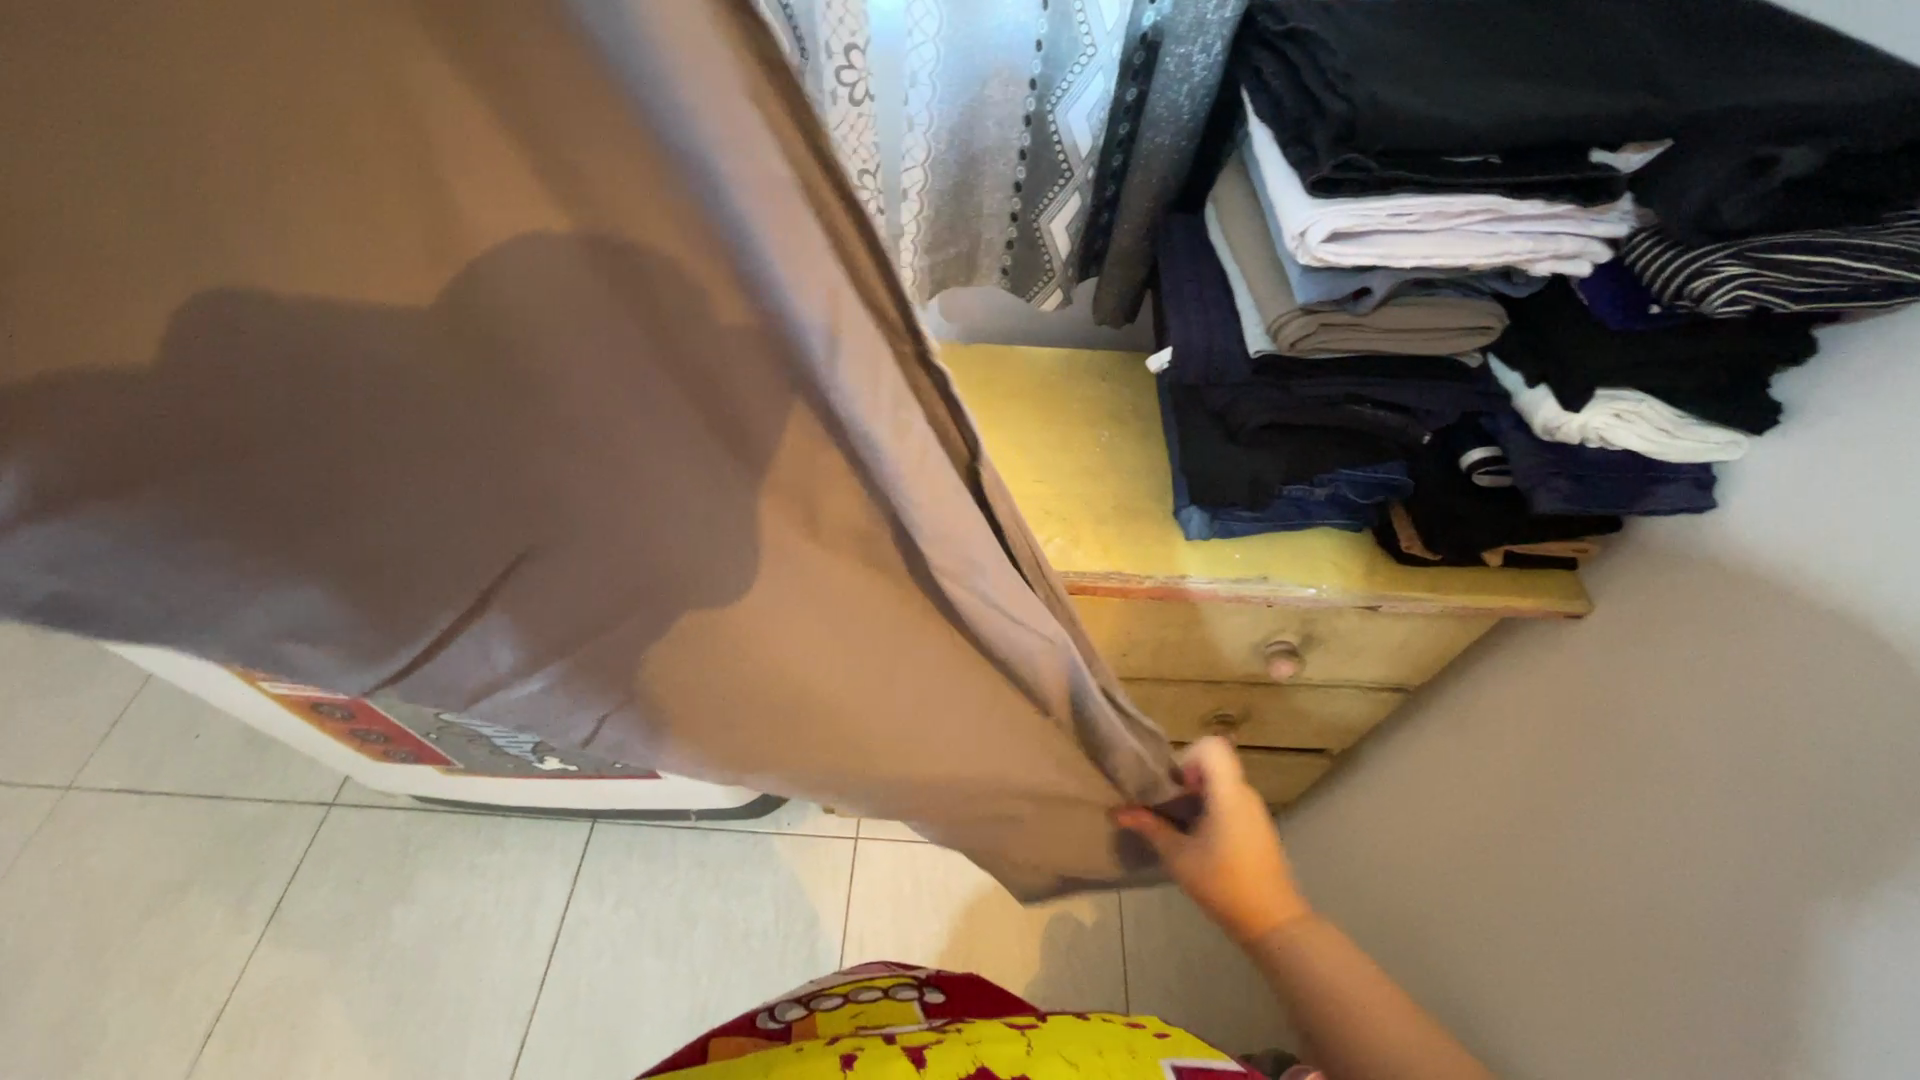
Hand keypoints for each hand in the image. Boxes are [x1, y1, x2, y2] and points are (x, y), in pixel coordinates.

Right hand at [1114, 736, 1313, 944]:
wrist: (1272, 921)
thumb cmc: (1222, 884)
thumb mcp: (1178, 856)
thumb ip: (1149, 827)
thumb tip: (1118, 812)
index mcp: (1228, 793)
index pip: (1212, 746)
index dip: (1188, 757)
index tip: (1175, 786)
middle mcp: (1245, 793)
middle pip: (1213, 764)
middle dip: (1186, 779)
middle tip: (1168, 807)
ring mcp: (1255, 810)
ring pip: (1221, 784)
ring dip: (1198, 796)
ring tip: (1180, 825)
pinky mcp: (1258, 826)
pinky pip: (1231, 801)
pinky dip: (1212, 809)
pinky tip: (1201, 840)